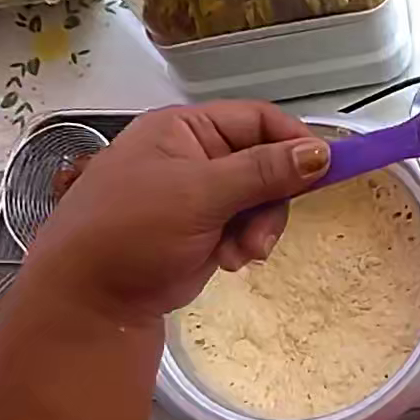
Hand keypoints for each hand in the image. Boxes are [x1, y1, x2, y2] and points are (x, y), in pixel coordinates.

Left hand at [19, 101, 330, 323]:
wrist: (94, 299)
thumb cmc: (132, 230)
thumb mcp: (199, 194)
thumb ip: (263, 172)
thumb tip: (321, 153)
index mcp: (187, 129)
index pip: (258, 120)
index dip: (294, 141)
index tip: (325, 168)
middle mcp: (200, 155)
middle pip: (268, 164)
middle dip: (271, 201)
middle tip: (264, 232)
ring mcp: (205, 194)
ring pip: (264, 200)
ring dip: (260, 229)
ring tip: (240, 254)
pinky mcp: (210, 227)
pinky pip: (251, 226)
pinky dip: (248, 244)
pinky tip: (230, 261)